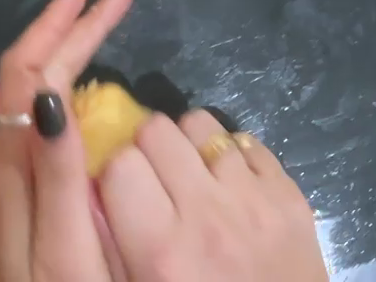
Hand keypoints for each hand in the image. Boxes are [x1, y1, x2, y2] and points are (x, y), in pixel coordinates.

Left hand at [0, 0, 134, 281]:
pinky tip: (82, 80)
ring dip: (63, 46)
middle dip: (69, 24)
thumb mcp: (64, 246)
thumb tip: (52, 88)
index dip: (67, 24)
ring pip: (29, 83)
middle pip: (29, 66)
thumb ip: (57, 169)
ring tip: (97, 20)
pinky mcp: (9, 183)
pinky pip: (33, 108)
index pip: (34, 66)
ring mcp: (0, 167)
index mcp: (9, 156)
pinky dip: (60, 78)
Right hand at [98, 110, 326, 281]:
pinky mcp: (289, 195)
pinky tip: (230, 190)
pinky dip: (231, 157)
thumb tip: (86, 181)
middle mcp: (208, 216)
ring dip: (188, 146)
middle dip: (148, 151)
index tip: (122, 196)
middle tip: (156, 185)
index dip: (115, 175)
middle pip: (156, 129)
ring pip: (199, 124)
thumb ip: (108, 243)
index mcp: (162, 253)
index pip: (118, 163)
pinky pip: (244, 139)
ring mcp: (255, 201)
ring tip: (192, 180)